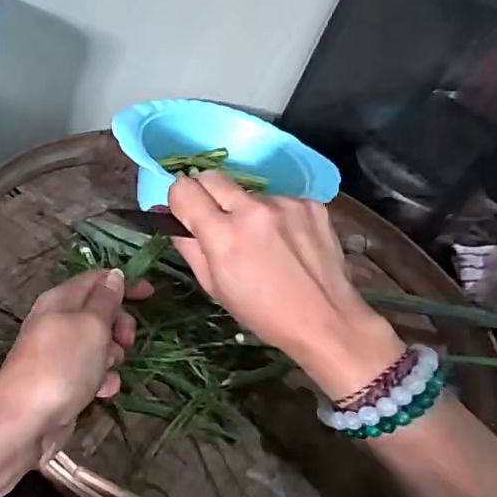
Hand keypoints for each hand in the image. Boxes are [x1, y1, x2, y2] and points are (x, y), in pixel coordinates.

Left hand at [0, 268, 151, 435]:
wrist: (25, 420)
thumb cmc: (62, 365)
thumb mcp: (91, 325)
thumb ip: (106, 300)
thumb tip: (114, 275)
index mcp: (61, 299)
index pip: (96, 279)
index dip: (124, 283)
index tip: (151, 295)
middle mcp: (57, 321)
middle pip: (100, 312)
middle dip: (120, 325)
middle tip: (127, 341)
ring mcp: (58, 352)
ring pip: (99, 344)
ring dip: (112, 355)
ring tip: (107, 370)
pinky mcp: (61, 380)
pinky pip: (91, 371)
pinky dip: (101, 378)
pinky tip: (103, 391)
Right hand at [166, 171, 405, 400]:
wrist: (326, 319)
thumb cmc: (263, 313)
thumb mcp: (215, 288)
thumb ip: (189, 247)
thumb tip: (170, 219)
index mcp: (224, 236)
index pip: (184, 189)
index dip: (180, 201)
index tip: (187, 215)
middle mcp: (254, 210)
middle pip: (212, 177)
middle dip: (207, 194)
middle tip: (218, 221)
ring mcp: (286, 203)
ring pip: (249, 192)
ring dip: (247, 210)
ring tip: (264, 243)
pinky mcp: (312, 204)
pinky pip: (280, 201)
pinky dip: (277, 217)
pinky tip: (288, 243)